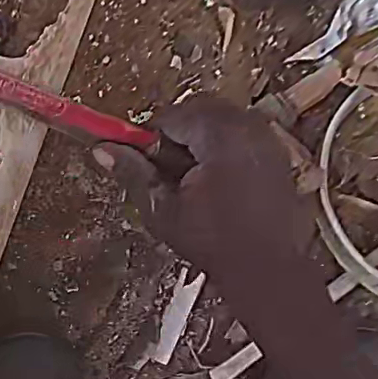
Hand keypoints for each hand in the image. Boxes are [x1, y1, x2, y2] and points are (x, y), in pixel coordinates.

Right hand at [92, 95, 307, 280]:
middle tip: (163, 174)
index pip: (172, 115)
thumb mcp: (162, 209)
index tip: (139, 164)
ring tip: (187, 183)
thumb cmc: (210, 241)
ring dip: (197, 143)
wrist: (264, 268)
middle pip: (199, 111)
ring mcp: (267, 139)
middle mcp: (249, 125)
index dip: (148, 138)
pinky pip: (239, 137)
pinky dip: (220, 152)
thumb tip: (101, 150)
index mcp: (220, 134)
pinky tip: (212, 188)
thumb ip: (133, 173)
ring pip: (219, 122)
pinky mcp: (276, 156)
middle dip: (175, 136)